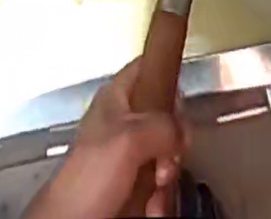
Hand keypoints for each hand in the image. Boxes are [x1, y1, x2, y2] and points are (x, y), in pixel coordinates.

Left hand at [24, 58, 188, 218]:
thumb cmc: (88, 175)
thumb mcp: (129, 138)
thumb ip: (163, 124)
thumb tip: (182, 132)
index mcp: (116, 97)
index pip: (147, 66)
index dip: (168, 74)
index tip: (180, 103)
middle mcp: (123, 121)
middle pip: (166, 116)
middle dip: (173, 142)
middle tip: (166, 161)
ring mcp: (127, 155)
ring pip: (166, 153)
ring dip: (168, 176)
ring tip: (156, 193)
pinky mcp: (130, 185)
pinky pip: (159, 183)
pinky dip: (160, 199)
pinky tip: (152, 209)